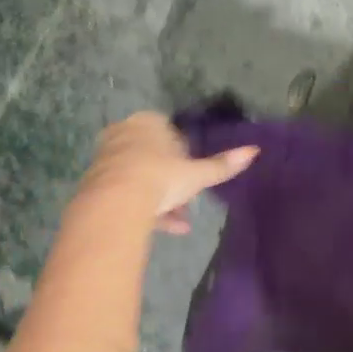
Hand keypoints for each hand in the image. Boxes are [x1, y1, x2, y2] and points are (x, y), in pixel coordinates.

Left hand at [76, 112, 256, 233]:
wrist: (116, 201)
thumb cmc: (161, 177)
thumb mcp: (197, 174)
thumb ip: (222, 165)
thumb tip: (254, 151)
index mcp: (147, 123)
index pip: (169, 131)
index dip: (184, 153)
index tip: (193, 173)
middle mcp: (124, 134)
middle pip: (155, 156)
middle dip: (173, 181)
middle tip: (189, 200)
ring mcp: (108, 157)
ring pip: (142, 176)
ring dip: (163, 198)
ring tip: (182, 220)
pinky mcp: (98, 182)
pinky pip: (128, 192)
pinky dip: (148, 207)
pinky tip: (169, 228)